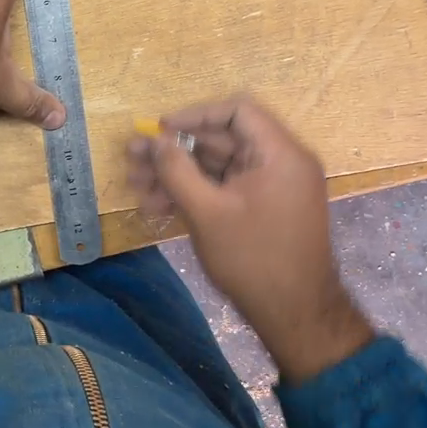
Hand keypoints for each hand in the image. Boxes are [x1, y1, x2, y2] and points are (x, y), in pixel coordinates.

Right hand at [126, 96, 372, 382]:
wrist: (294, 315)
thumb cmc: (253, 259)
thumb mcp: (207, 211)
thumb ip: (177, 169)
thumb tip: (155, 139)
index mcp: (280, 154)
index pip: (237, 111)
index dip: (194, 115)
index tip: (160, 130)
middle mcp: (279, 163)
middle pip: (220, 139)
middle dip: (174, 149)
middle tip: (132, 157)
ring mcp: (270, 187)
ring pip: (215, 166)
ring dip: (175, 173)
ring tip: (135, 184)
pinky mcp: (260, 207)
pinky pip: (222, 187)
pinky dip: (192, 192)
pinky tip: (156, 206)